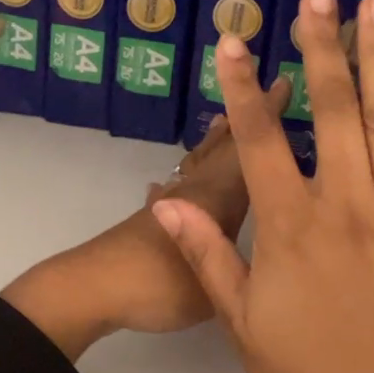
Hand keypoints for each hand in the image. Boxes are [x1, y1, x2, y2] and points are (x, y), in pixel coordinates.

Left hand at [2, 90, 284, 361]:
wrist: (91, 290)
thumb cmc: (161, 285)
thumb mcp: (216, 288)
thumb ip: (244, 269)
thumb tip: (269, 257)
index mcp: (217, 198)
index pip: (248, 149)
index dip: (266, 117)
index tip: (282, 82)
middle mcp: (193, 192)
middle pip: (222, 150)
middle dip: (244, 122)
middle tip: (264, 93)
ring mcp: (167, 204)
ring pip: (195, 165)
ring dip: (213, 144)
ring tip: (224, 122)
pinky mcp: (147, 221)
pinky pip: (172, 191)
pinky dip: (179, 181)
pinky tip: (167, 184)